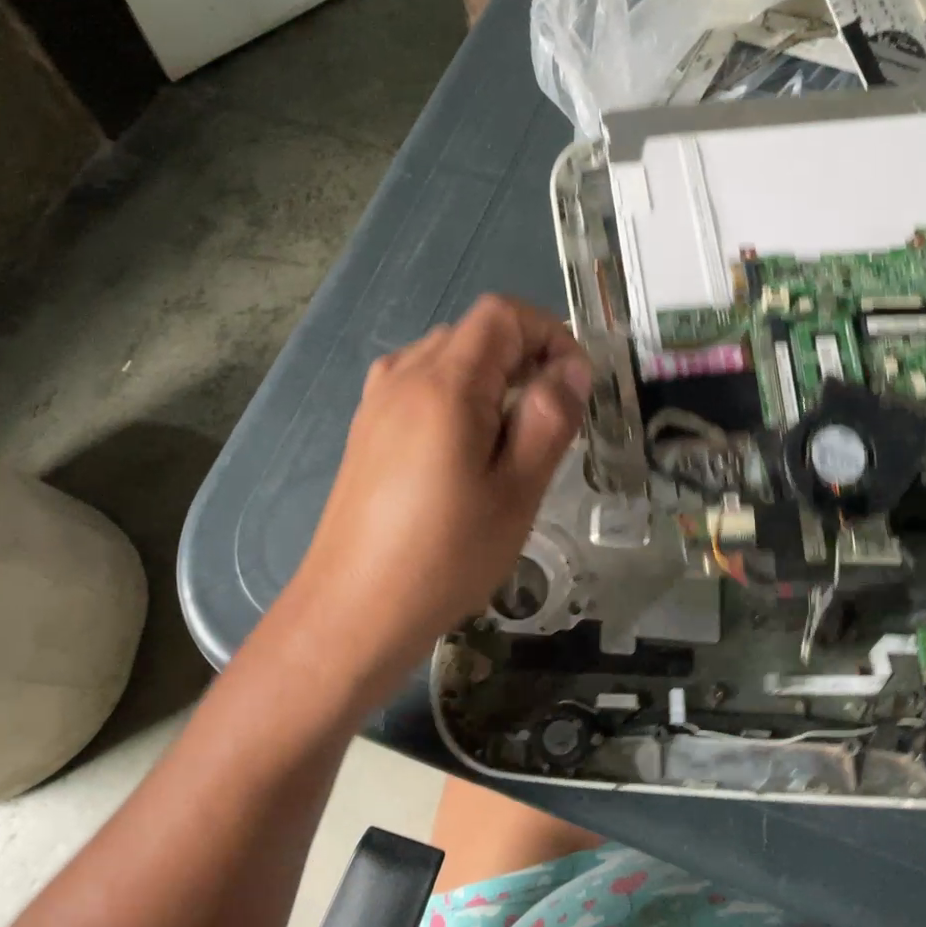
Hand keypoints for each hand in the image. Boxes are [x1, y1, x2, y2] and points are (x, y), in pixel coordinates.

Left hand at [290, 295, 592, 663]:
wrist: (351, 612)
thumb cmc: (445, 556)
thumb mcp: (517, 491)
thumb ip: (549, 418)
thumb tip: (572, 367)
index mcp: (443, 383)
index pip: (501, 314)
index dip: (548, 333)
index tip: (574, 385)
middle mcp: (403, 377)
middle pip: (474, 333)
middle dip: (523, 359)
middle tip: (550, 421)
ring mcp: (377, 403)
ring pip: (446, 359)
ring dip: (489, 379)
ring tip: (511, 441)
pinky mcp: (366, 431)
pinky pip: (419, 387)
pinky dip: (455, 397)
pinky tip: (464, 453)